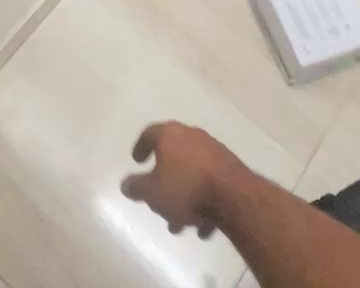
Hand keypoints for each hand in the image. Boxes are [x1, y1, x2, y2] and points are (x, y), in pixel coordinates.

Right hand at [121, 121, 252, 238]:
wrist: (233, 196)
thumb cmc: (185, 188)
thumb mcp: (152, 192)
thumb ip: (136, 187)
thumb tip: (126, 183)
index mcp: (171, 135)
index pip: (150, 134)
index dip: (141, 147)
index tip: (137, 161)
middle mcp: (192, 136)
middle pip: (172, 156)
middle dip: (164, 182)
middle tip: (157, 201)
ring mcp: (213, 150)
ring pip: (191, 173)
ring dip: (183, 197)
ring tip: (179, 224)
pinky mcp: (229, 166)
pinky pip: (209, 182)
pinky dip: (203, 201)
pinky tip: (202, 226)